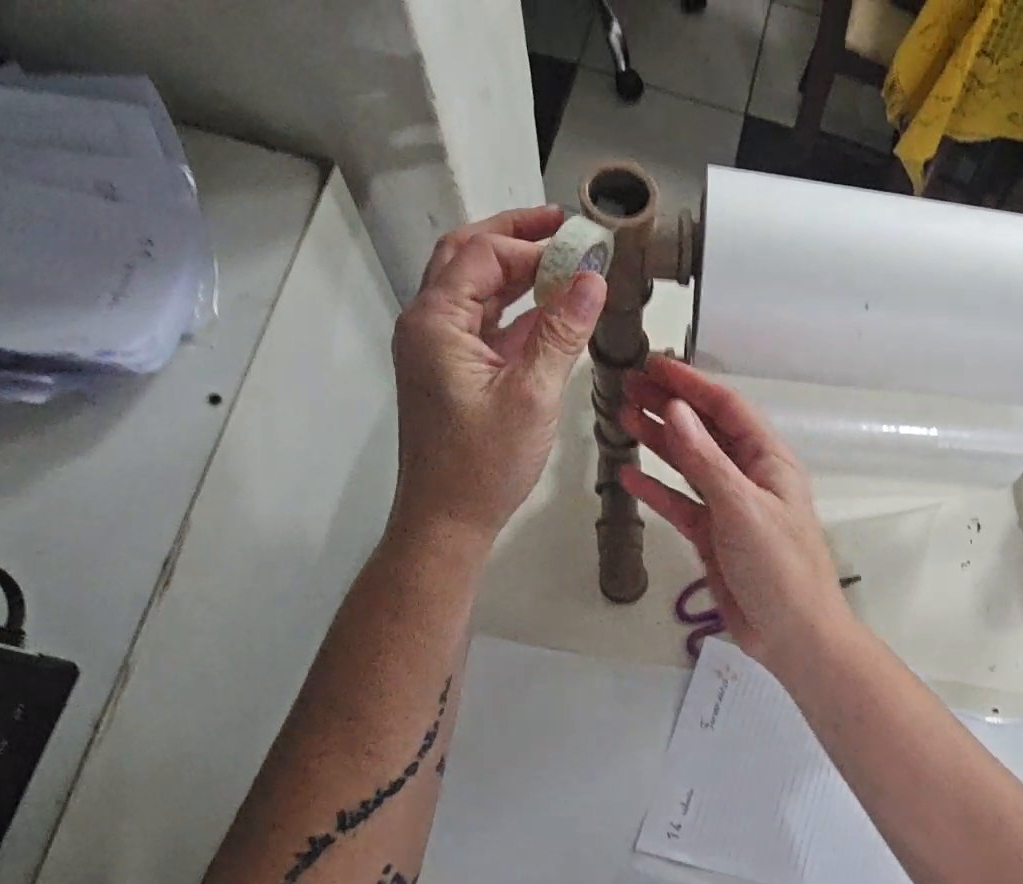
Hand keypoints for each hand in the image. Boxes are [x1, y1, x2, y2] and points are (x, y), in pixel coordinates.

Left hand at [389, 206, 607, 549]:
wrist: (447, 520)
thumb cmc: (483, 465)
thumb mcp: (532, 395)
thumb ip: (561, 332)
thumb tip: (593, 280)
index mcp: (436, 322)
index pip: (483, 254)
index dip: (533, 243)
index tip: (583, 246)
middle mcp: (429, 325)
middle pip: (468, 257)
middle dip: (515, 236)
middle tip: (564, 224)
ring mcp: (439, 348)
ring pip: (476, 288)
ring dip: (517, 270)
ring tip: (564, 257)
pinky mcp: (454, 371)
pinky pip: (486, 323)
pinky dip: (518, 309)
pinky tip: (553, 307)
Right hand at [618, 355, 853, 669]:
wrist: (792, 633)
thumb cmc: (779, 567)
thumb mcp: (742, 507)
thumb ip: (705, 460)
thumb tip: (675, 409)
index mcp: (769, 461)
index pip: (727, 408)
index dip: (690, 384)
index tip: (653, 365)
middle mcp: (750, 477)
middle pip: (705, 431)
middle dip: (669, 406)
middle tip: (627, 386)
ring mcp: (731, 507)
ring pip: (690, 464)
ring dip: (660, 442)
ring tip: (623, 418)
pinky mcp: (715, 536)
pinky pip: (681, 505)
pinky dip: (657, 490)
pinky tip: (629, 476)